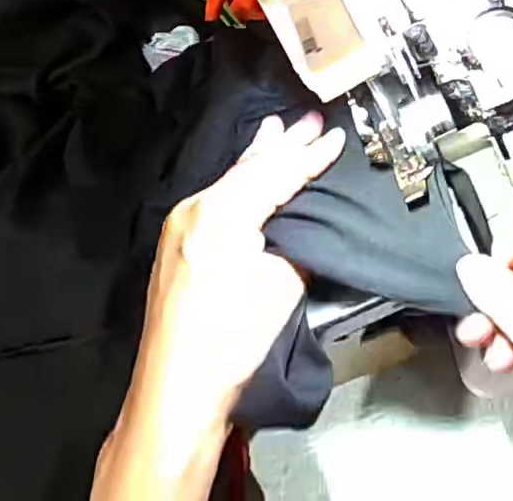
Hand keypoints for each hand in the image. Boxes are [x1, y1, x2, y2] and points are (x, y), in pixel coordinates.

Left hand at [94, 113, 343, 500]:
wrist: (177, 392)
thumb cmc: (232, 341)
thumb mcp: (283, 283)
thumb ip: (299, 238)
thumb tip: (308, 216)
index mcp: (223, 214)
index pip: (277, 173)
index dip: (310, 156)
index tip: (335, 137)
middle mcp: (196, 209)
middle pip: (251, 167)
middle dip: (284, 143)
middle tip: (311, 120)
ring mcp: (181, 224)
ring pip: (231, 176)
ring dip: (260, 154)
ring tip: (277, 127)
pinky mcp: (177, 240)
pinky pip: (217, 193)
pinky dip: (240, 176)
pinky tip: (248, 166)